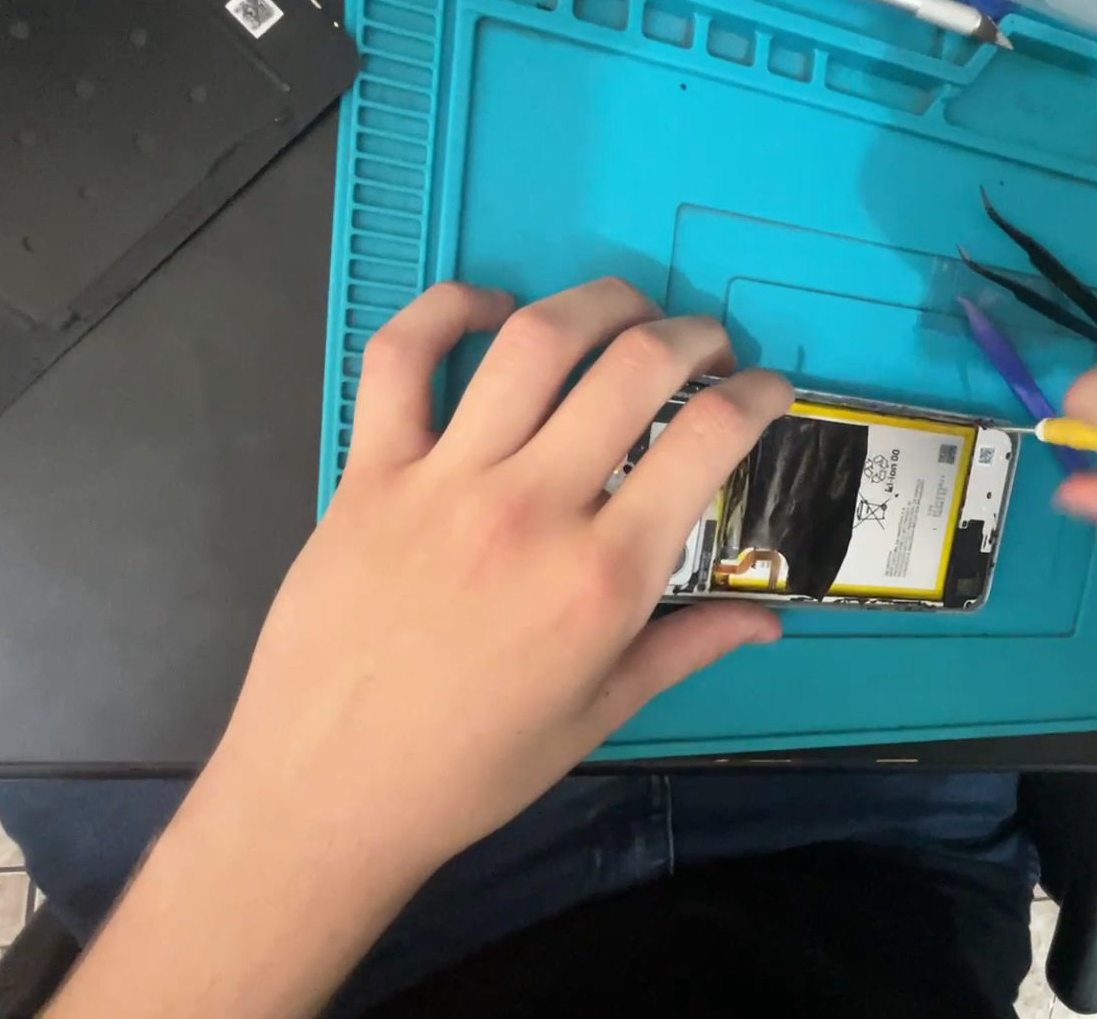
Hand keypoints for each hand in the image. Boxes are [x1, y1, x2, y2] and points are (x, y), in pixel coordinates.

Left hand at [210, 278, 790, 879]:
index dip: (757, 395)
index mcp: (604, 574)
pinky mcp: (371, 471)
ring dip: (599, 302)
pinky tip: (492, 308)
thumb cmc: (476, 765)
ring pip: (535, 342)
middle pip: (635, 368)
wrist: (326, 794)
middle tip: (707, 345)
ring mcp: (446, 479)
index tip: (767, 388)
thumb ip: (691, 646)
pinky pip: (401, 357)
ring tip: (628, 308)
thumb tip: (769, 623)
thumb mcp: (601, 711)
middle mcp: (535, 506)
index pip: (709, 440)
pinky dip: (448, 309)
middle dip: (692, 335)